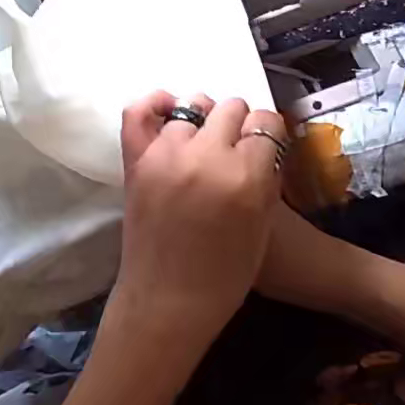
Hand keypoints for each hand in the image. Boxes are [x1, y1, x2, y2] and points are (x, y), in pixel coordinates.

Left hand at [103, 91, 287, 374]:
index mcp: (247, 176)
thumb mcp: (265, 223)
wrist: (168, 300)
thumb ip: (265, 175)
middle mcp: (208, 156)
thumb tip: (259, 140)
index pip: (266, 122)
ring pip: (194, 106)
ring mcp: (167, 155)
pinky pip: (139, 112)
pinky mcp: (137, 161)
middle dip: (239, 125)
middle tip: (234, 149)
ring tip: (203, 143)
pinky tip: (168, 109)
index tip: (263, 147)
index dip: (267, 134)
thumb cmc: (226, 273)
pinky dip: (155, 104)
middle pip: (231, 107)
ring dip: (204, 120)